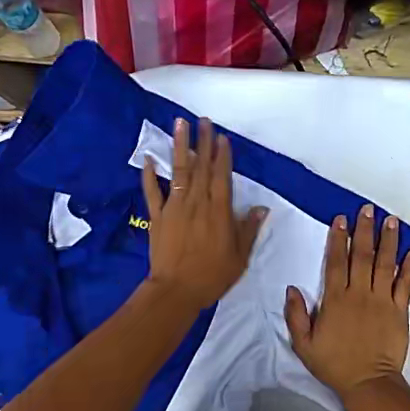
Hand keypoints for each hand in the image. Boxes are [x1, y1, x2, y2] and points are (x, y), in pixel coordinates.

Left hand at [141, 117, 267, 311]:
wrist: (176, 290)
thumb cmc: (212, 276)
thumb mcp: (240, 256)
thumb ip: (248, 229)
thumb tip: (261, 208)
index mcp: (219, 211)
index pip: (221, 176)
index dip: (222, 156)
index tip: (222, 137)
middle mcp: (196, 202)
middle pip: (201, 167)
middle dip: (203, 142)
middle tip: (203, 120)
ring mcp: (174, 207)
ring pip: (178, 171)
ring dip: (179, 146)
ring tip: (179, 125)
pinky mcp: (157, 216)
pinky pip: (152, 191)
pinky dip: (149, 174)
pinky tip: (148, 158)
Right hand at [286, 204, 409, 398]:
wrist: (369, 383)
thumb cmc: (334, 364)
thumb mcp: (303, 343)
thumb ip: (295, 314)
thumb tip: (292, 288)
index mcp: (335, 299)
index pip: (336, 262)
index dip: (337, 239)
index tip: (340, 220)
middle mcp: (359, 294)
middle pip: (362, 256)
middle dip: (364, 231)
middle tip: (367, 210)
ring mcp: (382, 301)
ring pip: (385, 264)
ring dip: (388, 241)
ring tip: (391, 221)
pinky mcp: (400, 311)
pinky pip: (405, 285)